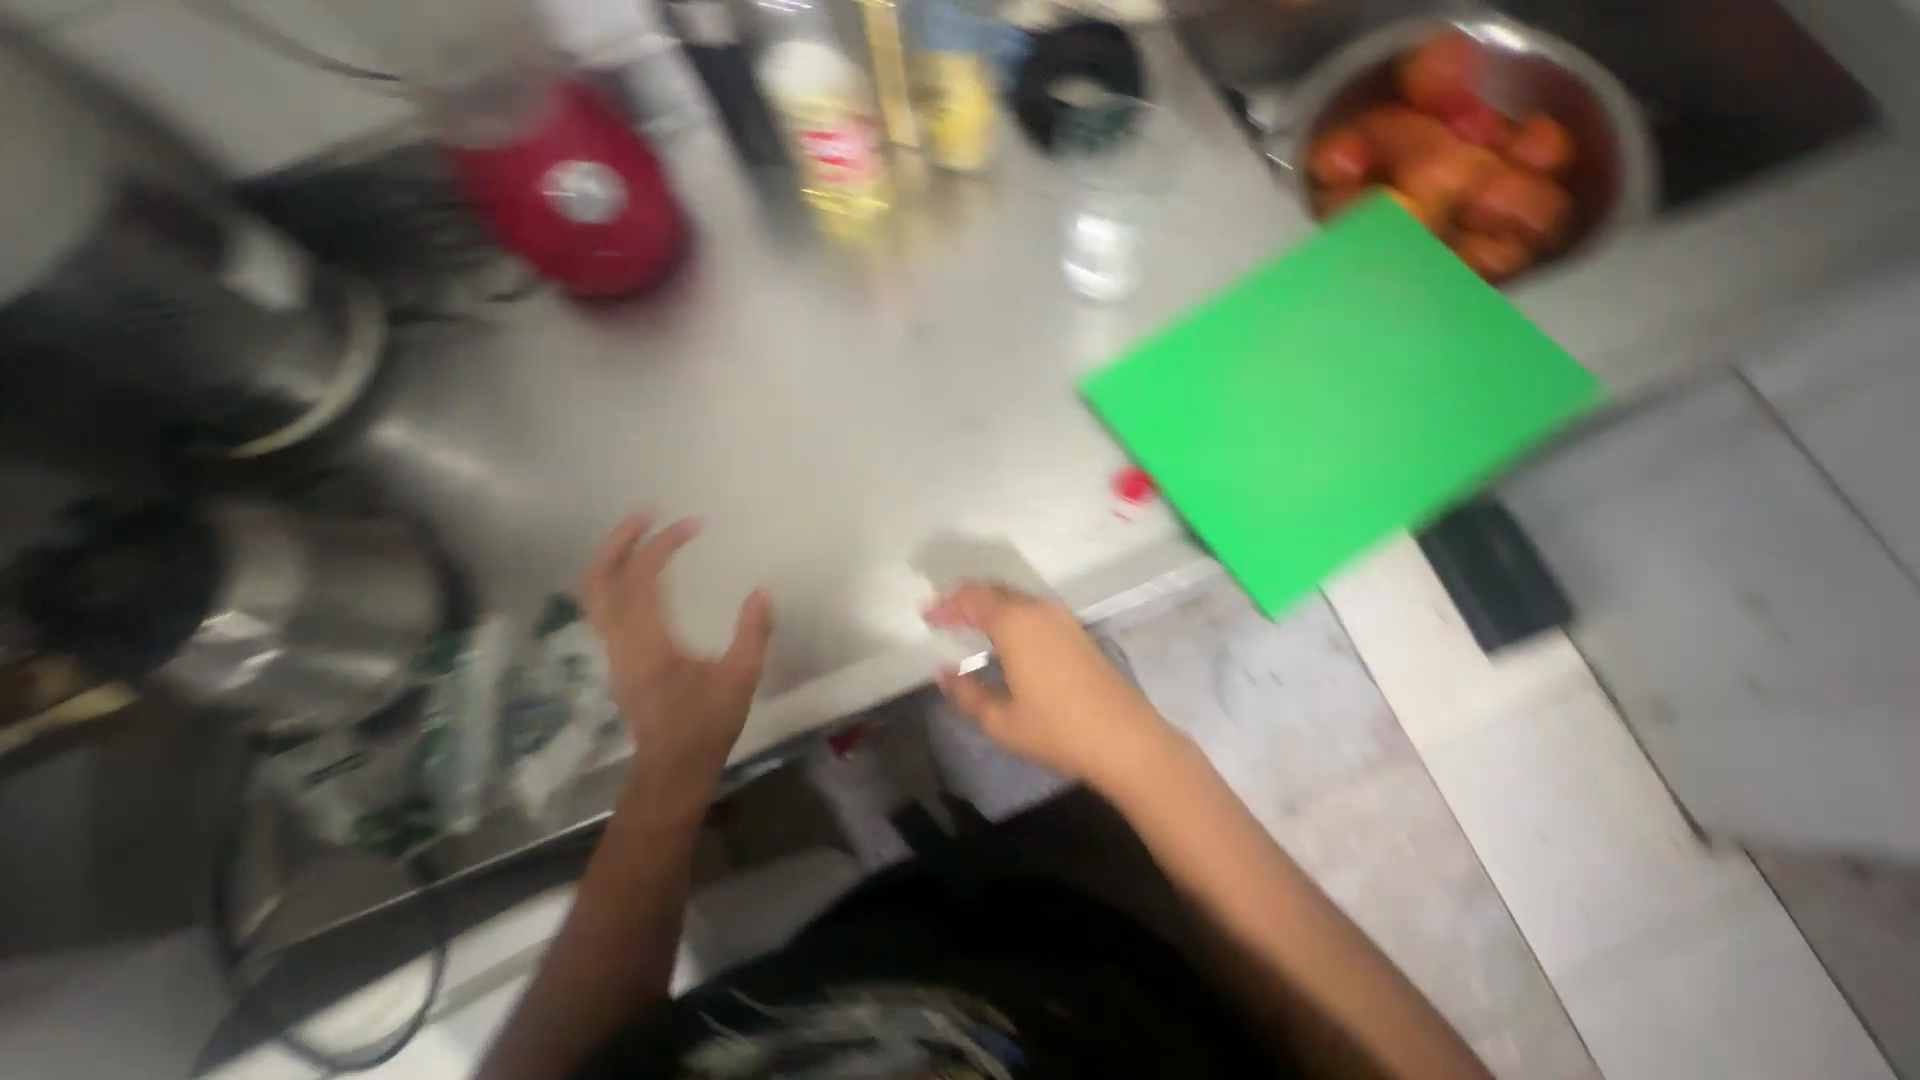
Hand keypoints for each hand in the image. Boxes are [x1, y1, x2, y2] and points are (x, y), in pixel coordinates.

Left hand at [582, 514, 773, 811]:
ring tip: (641, 535)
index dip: (664, 542)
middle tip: (648, 514)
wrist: (671, 768)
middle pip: (599, 576)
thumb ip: (752, 633)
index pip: (643, 575)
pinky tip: (642, 576)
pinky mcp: (617, 659)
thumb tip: (762, 591)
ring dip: (613, 557)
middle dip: (620, 539)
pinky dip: (616, 579)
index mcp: (647, 640)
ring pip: (593, 592)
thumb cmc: (706, 725)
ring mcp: (613, 650)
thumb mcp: (740, 679)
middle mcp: (619, 639)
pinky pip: (603, 606)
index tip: (694, 525)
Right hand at [924, 582, 1176, 793]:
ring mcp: (1062, 618)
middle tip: (942, 613)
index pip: (972, 599)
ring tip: (967, 621)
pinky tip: (1003, 634)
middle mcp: (1038, 609)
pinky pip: (1033, 608)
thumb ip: (967, 693)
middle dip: (965, 598)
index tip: (926, 615)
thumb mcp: (1000, 720)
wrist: (1124, 738)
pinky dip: (1010, 612)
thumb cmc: (1056, 729)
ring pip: (1015, 597)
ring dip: (989, 603)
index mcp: (1014, 623)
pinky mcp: (1077, 630)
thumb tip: (945, 673)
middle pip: (994, 591)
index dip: (946, 605)